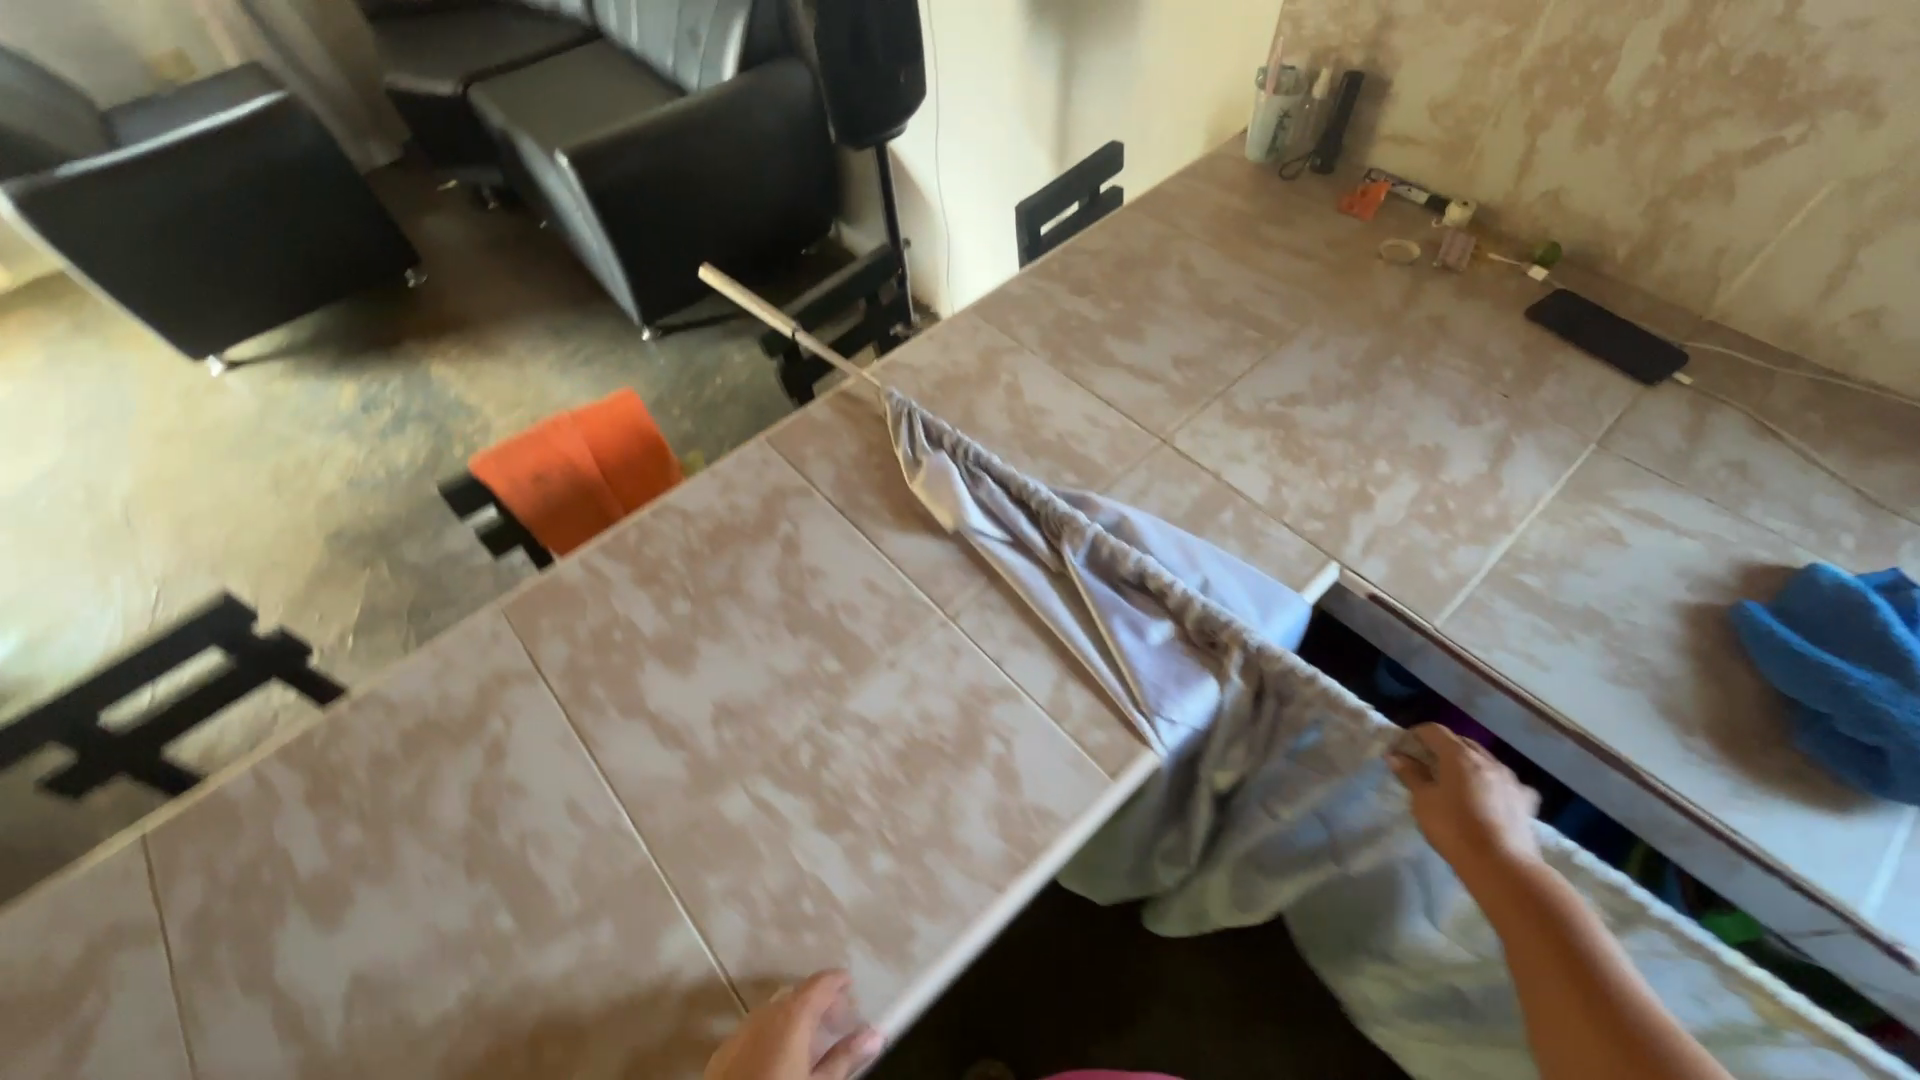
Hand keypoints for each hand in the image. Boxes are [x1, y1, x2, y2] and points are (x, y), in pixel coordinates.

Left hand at [705, 970, 884, 1079]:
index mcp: (792, 1016)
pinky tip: (781, 1056)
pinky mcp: (722, 1054)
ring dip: (796, 1017)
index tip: (851, 985)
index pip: (819, 983)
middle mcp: (765, 1014)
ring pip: (774, 1012)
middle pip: (797, 996)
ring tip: (814, 1039)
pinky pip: (755, 1030)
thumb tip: (875, 1034)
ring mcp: (740, 1032)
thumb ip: (845, 1057)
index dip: (837, 981)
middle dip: (820, 1002)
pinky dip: (774, 1032)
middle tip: (840, 1018)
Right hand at [1390, 723, 1541, 885]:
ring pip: (1485, 759)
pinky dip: (1494, 782)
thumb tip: (1395, 755)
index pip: (1435, 731)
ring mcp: (1511, 779)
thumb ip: (1410, 774)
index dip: (1417, 734)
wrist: (1501, 865)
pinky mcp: (1526, 800)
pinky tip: (1491, 795)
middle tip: (1426, 763)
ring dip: (1468, 763)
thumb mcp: (1423, 801)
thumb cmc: (1453, 828)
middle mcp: (1488, 760)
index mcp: (1459, 756)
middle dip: (1442, 746)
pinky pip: (1507, 781)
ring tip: (1456, 780)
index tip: (1404, 746)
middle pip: (1461, 742)